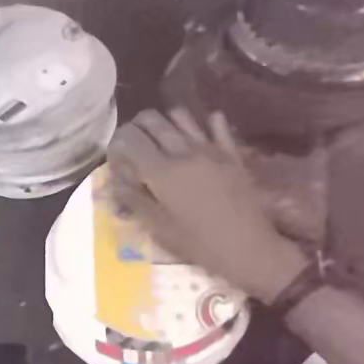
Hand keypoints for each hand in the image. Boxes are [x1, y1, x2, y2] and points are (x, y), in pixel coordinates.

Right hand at [108, 109, 312, 301]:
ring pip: (180, 115)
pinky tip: (198, 138)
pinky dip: (204, 123)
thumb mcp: (159, 227)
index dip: (117, 143)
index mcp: (161, 171)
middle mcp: (183, 151)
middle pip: (151, 119)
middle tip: (135, 146)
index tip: (117, 159)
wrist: (248, 248)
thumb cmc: (198, 243)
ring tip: (162, 140)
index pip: (129, 137)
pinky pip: (216, 123)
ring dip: (165, 122)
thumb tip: (115, 182)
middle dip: (137, 127)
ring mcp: (210, 148)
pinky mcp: (231, 152)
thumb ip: (134, 199)